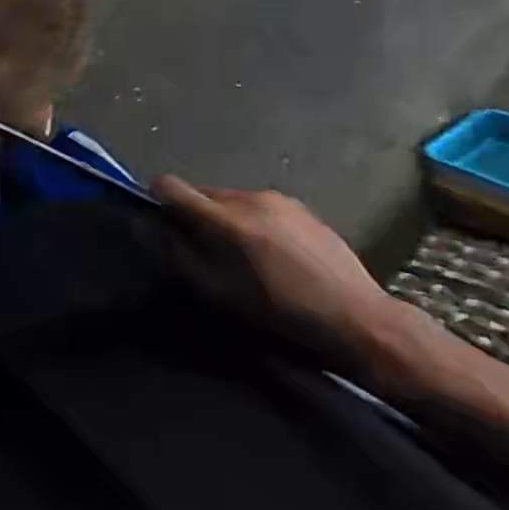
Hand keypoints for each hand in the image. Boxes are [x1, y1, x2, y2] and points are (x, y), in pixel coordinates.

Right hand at [151, 176, 403, 353]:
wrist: (363, 323)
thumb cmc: (284, 316)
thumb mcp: (221, 295)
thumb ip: (178, 255)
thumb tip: (144, 226)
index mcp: (226, 218)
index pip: (171, 186)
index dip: (156, 198)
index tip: (158, 220)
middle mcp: (249, 197)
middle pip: (203, 193)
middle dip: (195, 214)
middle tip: (202, 249)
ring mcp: (279, 199)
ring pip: (232, 199)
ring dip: (225, 218)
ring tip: (241, 254)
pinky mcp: (303, 208)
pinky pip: (261, 206)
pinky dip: (253, 221)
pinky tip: (272, 253)